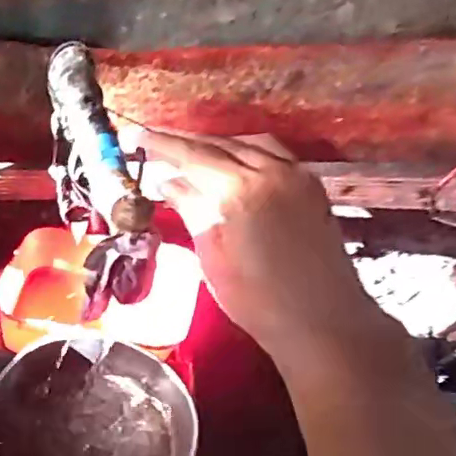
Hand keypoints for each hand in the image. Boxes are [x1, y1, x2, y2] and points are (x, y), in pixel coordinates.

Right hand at [128, 128, 392, 364]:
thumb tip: (169, 183)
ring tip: (189, 155)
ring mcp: (296, 176)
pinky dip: (244, 153)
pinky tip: (230, 166)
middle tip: (154, 144)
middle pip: (220, 144)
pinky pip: (272, 155)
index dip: (161, 145)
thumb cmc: (256, 300)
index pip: (193, 156)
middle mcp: (271, 171)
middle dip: (185, 143)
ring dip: (216, 145)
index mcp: (239, 191)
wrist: (321, 319)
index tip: (135, 136)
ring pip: (248, 144)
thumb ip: (193, 211)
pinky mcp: (310, 187)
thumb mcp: (213, 258)